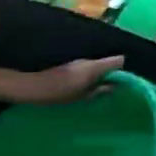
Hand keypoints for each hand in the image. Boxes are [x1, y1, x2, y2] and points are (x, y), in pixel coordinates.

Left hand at [3, 56, 125, 103]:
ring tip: (99, 87)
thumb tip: (113, 86)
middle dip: (113, 72)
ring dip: (100, 74)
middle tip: (113, 85)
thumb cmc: (58, 93)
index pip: (119, 60)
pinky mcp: (70, 66)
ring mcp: (78, 62)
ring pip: (98, 65)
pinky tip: (85, 85)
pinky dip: (90, 75)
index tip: (124, 79)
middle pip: (109, 62)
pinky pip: (88, 68)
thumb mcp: (82, 96)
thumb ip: (100, 90)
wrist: (30, 87)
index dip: (124, 68)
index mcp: (95, 67)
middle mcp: (89, 61)